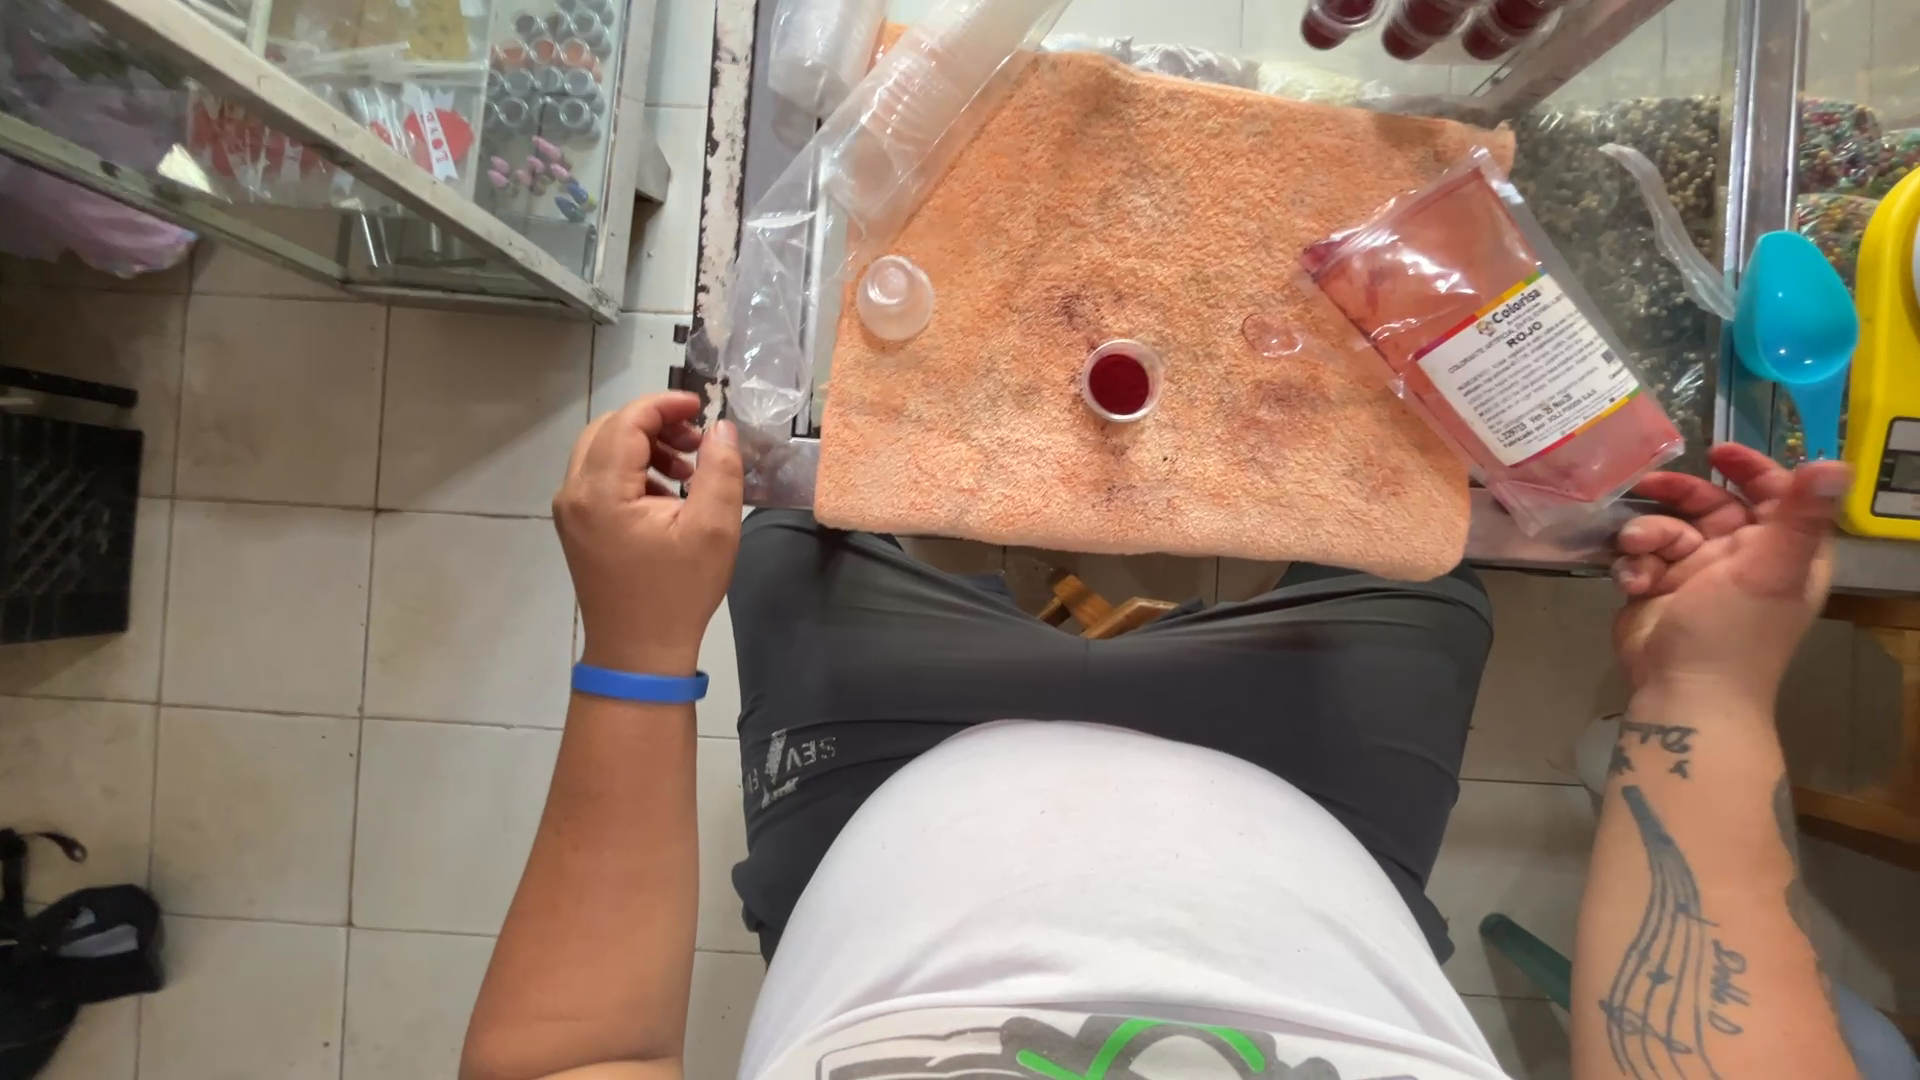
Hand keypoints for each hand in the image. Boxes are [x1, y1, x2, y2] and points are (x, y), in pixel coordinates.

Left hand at [554, 392, 742, 677]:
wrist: (638, 653)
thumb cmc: (679, 592)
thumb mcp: (714, 529)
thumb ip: (721, 470)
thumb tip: (721, 428)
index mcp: (601, 491)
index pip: (628, 422)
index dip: (666, 404)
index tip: (703, 406)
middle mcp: (574, 493)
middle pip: (609, 430)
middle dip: (656, 424)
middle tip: (699, 441)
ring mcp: (571, 511)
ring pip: (603, 451)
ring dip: (647, 446)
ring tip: (690, 470)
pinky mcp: (579, 526)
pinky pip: (602, 478)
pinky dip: (636, 471)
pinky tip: (671, 495)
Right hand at [1610, 443, 1850, 705]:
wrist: (1682, 686)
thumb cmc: (1733, 631)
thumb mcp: (1769, 569)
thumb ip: (1799, 516)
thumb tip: (1834, 461)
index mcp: (1779, 551)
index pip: (1773, 496)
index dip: (1751, 470)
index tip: (1717, 451)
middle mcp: (1738, 557)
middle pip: (1706, 507)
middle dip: (1675, 496)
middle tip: (1642, 486)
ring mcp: (1692, 573)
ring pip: (1661, 530)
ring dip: (1644, 538)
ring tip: (1637, 559)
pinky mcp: (1653, 587)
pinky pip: (1635, 559)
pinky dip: (1630, 568)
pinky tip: (1632, 585)